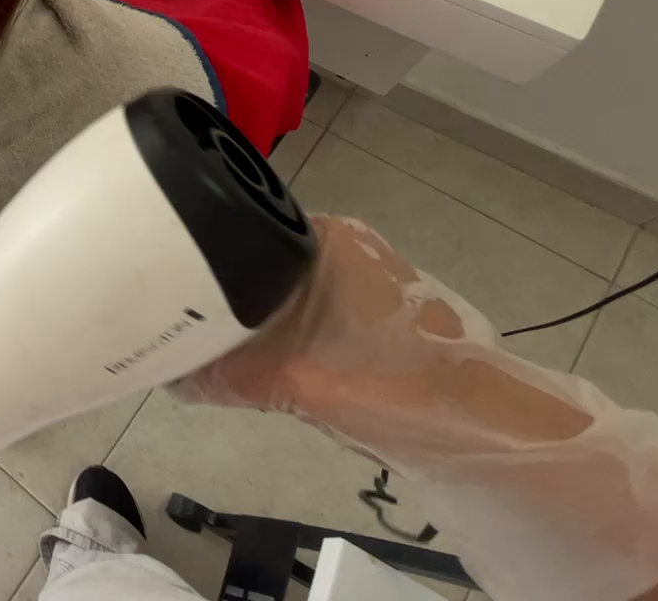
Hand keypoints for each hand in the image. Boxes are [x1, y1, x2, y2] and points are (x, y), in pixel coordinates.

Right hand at [176, 215, 590, 445]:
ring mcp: (368, 272)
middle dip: (226, 284)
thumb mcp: (293, 382)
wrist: (491, 431)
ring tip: (219, 331)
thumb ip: (225, 377)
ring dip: (257, 306)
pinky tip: (272, 349)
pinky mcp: (381, 304)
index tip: (172, 280)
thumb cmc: (393, 386)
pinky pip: (312, 300)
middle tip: (188, 312)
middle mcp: (345, 241)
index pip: (240, 227)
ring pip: (286, 280)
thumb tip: (167, 379)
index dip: (201, 252)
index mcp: (325, 235)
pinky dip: (287, 320)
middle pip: (260, 255)